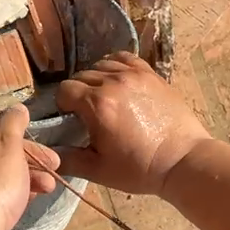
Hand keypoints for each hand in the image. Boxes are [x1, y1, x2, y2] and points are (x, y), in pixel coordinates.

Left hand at [0, 106, 59, 229]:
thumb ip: (13, 123)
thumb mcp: (8, 146)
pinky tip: (22, 205)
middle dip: (30, 165)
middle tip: (54, 176)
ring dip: (24, 181)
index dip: (29, 145)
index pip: (0, 135)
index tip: (51, 158)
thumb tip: (16, 108)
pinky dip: (7, 197)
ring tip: (47, 191)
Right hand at [55, 52, 213, 194]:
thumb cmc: (139, 168)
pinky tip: (117, 81)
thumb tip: (46, 153)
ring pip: (100, 66)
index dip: (64, 105)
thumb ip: (68, 159)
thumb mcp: (99, 170)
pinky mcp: (150, 73)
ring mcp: (133, 74)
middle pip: (80, 77)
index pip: (65, 90)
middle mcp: (112, 82)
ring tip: (105, 98)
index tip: (72, 119)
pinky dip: (114, 66)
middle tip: (88, 113)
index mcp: (96, 105)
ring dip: (96, 80)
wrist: (183, 162)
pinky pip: (123, 58)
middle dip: (79, 93)